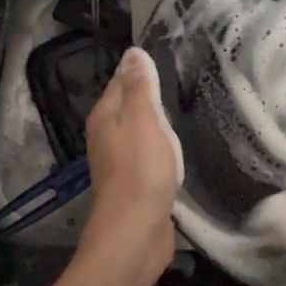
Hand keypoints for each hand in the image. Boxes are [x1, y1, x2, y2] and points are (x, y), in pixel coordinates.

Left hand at [82, 47, 181, 262]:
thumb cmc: (140, 169)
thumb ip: (140, 86)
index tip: (166, 59)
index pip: (121, 80)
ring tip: (180, 114)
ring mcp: (119, 163)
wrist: (135, 234)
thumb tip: (133, 52)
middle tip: (178, 84)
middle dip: (149, 96)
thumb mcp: (143, 118)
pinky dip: (159, 150)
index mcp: (105, 116)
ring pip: (138, 133)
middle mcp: (106, 136)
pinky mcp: (133, 186)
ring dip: (155, 125)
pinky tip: (174, 152)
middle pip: (128, 106)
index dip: (141, 70)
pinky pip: (147, 157)